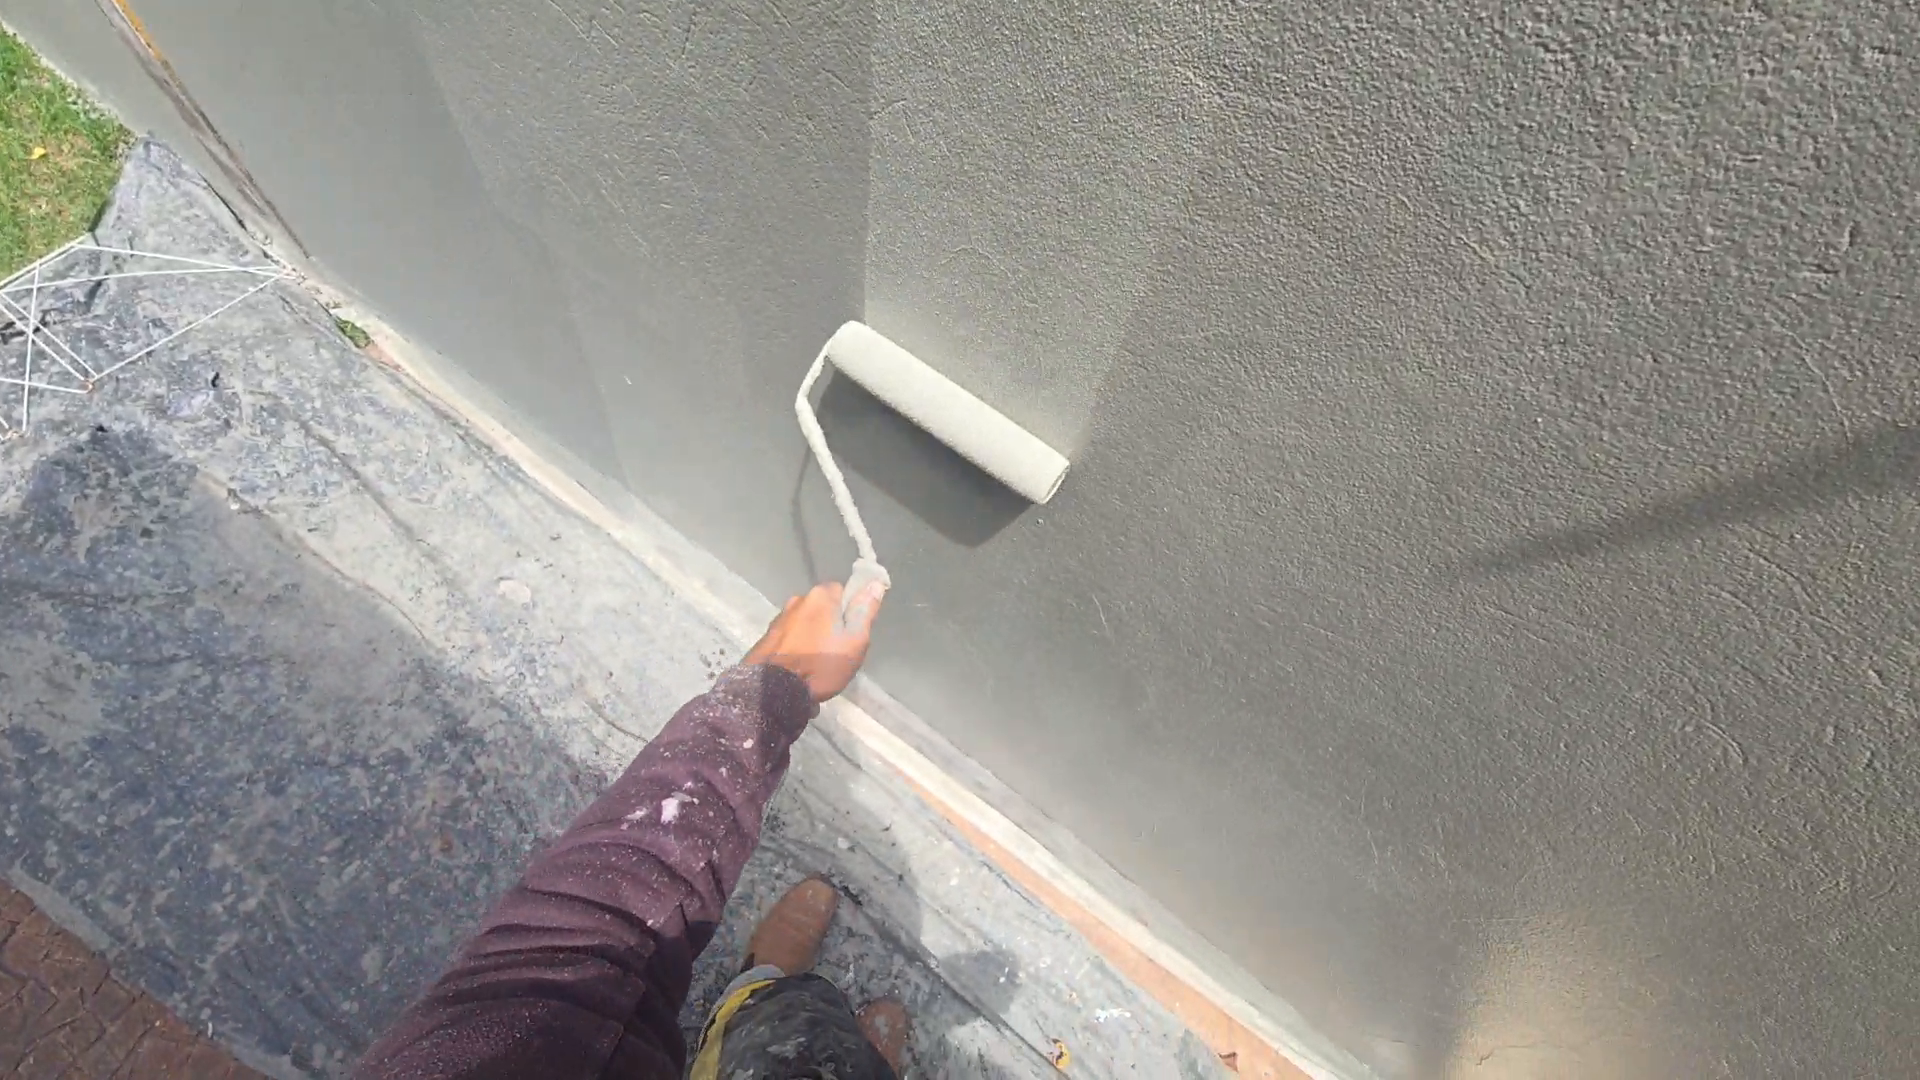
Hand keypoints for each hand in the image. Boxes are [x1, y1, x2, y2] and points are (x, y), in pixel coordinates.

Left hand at [743, 580, 884, 701]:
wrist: (774, 691)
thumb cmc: (821, 664)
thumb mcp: (855, 640)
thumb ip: (865, 610)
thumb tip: (875, 583)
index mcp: (820, 596)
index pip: (842, 590)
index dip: (850, 611)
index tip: (852, 633)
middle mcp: (797, 600)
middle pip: (822, 607)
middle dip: (830, 624)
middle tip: (837, 652)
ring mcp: (778, 619)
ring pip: (805, 623)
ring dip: (812, 637)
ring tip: (816, 665)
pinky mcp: (765, 638)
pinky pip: (790, 638)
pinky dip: (796, 648)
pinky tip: (799, 669)